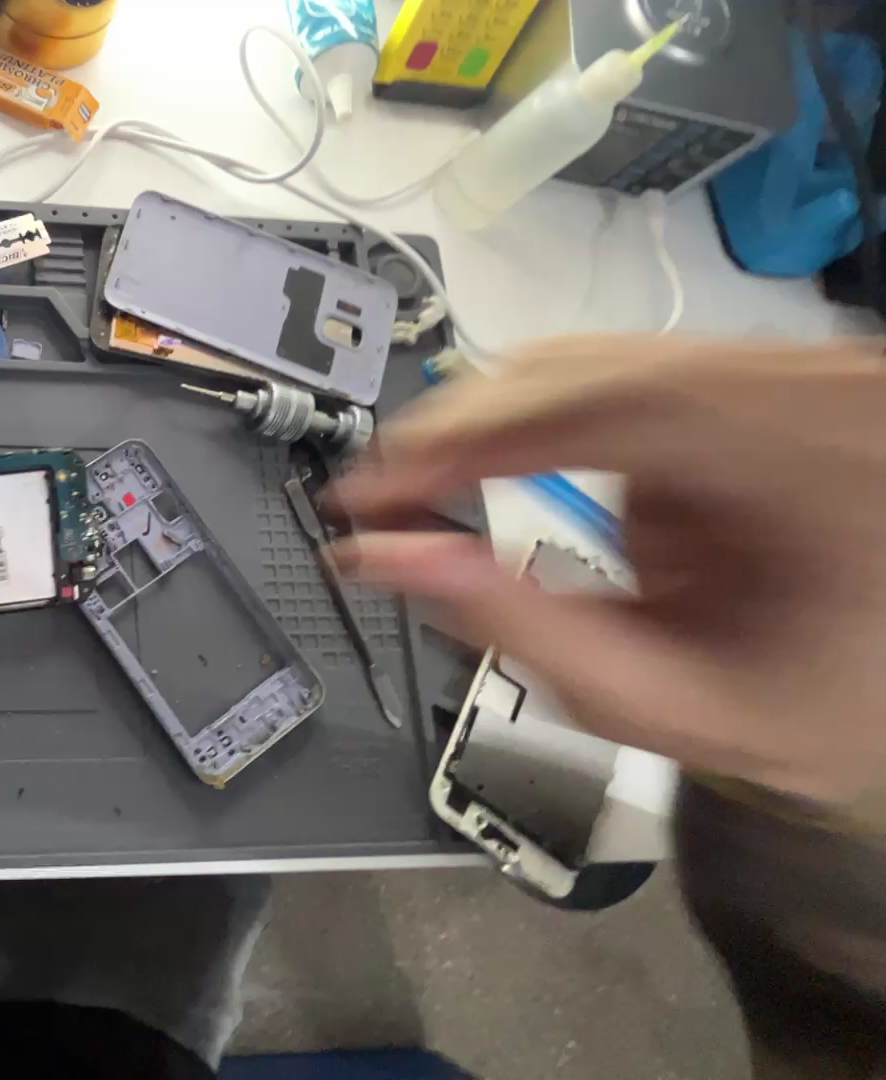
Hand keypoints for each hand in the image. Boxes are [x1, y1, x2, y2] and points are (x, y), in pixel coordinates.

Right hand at [332, 337, 885, 806]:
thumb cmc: (811, 703)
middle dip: (447, 433)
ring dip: (479, 432)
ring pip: (574, 363)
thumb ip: (514, 629)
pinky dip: (524, 425)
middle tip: (377, 496)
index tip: (369, 491)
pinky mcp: (740, 384)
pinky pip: (598, 375)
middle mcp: (820, 394)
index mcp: (831, 467)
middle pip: (573, 368)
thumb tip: (389, 557)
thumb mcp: (660, 700)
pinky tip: (506, 473)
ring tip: (428, 493)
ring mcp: (784, 378)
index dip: (458, 437)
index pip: (606, 402)